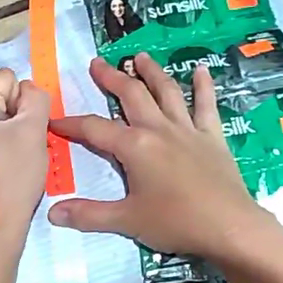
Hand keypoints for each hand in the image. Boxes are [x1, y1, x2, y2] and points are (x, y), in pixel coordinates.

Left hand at [0, 68, 50, 248]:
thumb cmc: (14, 175)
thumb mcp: (34, 128)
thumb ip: (36, 97)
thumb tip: (28, 90)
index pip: (4, 79)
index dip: (23, 100)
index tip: (25, 128)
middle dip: (18, 119)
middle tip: (25, 146)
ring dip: (15, 135)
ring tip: (20, 159)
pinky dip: (5, 150)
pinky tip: (11, 169)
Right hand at [48, 54, 274, 262]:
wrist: (228, 226)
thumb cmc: (175, 222)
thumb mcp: (126, 221)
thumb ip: (89, 214)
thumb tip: (53, 213)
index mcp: (134, 147)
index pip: (94, 129)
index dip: (71, 124)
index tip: (54, 119)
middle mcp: (159, 129)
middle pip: (131, 95)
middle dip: (111, 78)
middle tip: (97, 63)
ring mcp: (188, 130)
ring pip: (167, 92)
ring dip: (152, 72)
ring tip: (140, 56)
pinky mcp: (213, 137)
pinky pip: (207, 106)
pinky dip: (204, 87)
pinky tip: (202, 70)